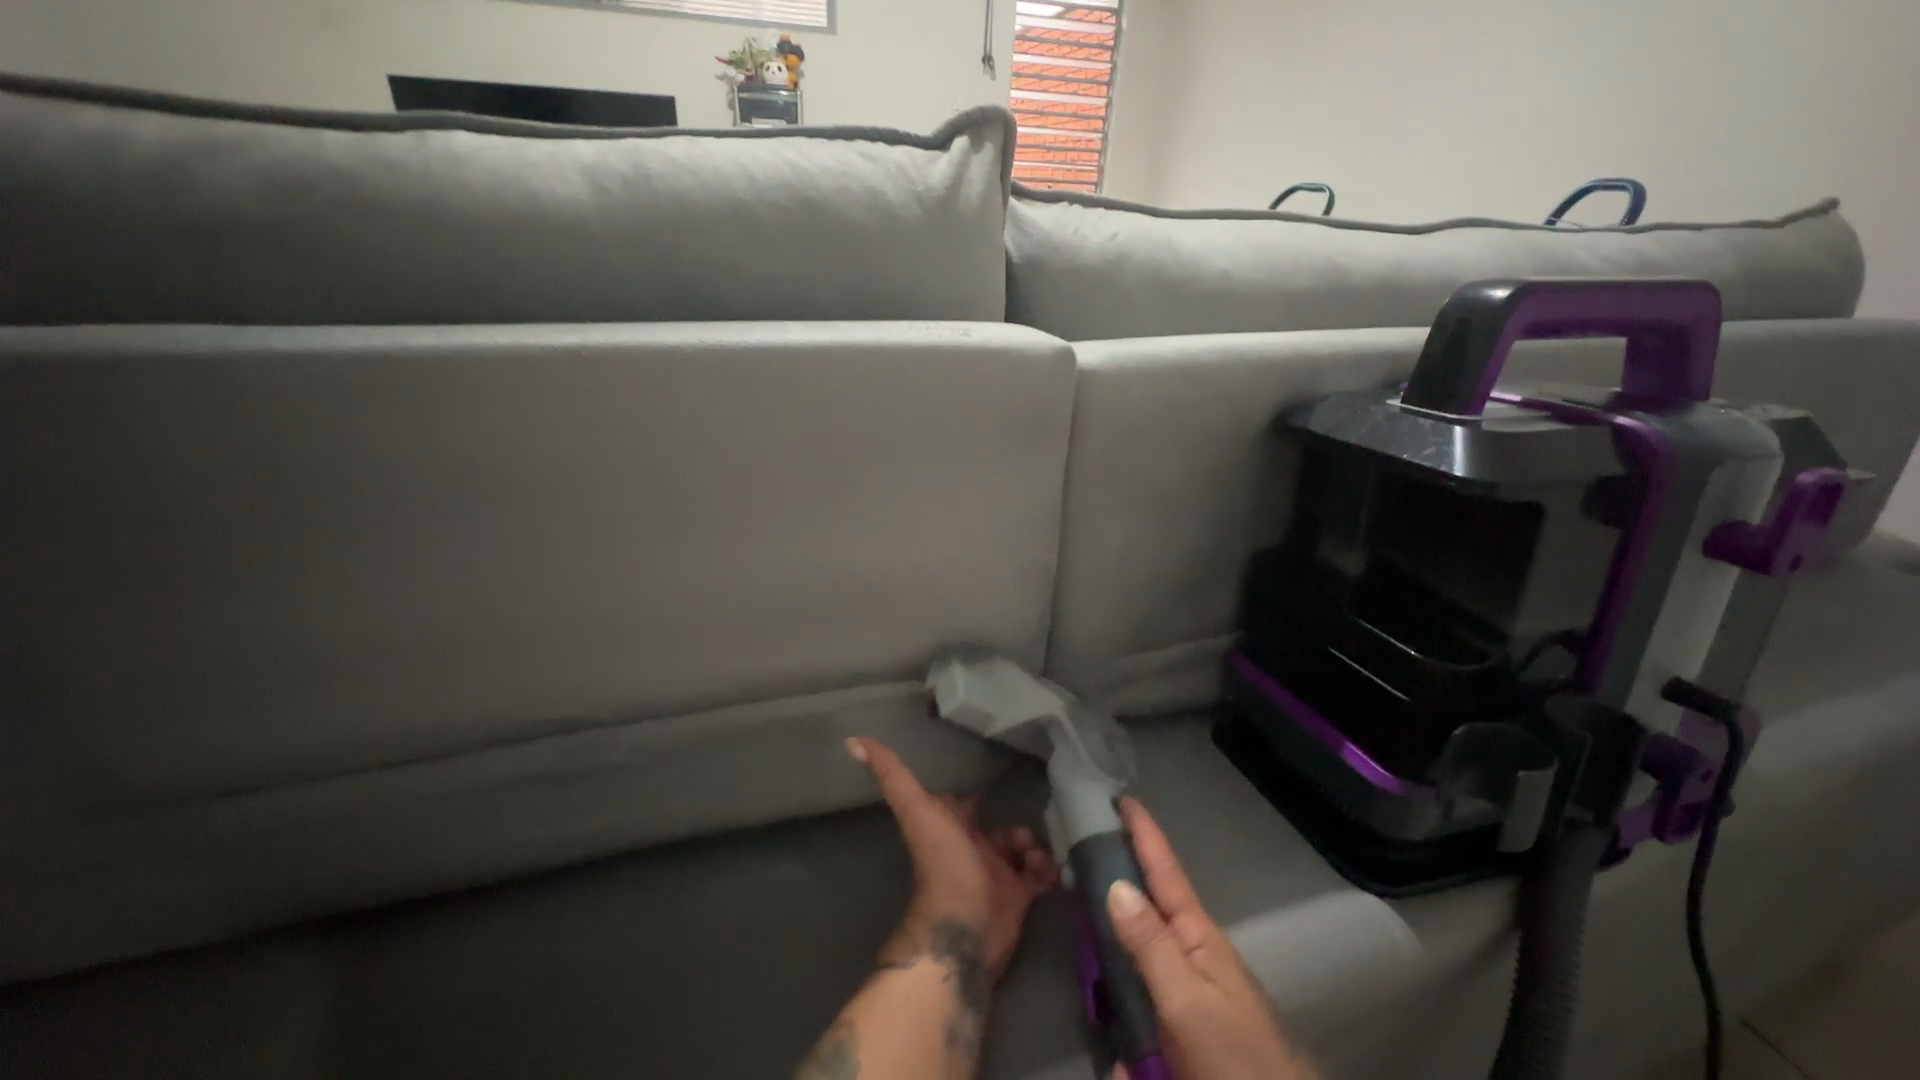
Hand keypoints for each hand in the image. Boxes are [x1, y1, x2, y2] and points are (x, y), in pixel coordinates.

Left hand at [848, 737, 1059, 982]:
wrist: (966, 929)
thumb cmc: (943, 865)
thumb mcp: (918, 810)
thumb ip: (892, 775)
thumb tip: (852, 740)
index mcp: (948, 827)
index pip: (965, 800)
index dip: (980, 787)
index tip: (1004, 767)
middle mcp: (971, 847)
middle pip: (999, 824)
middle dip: (1016, 822)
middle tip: (1022, 830)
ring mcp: (996, 873)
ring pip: (1022, 847)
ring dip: (1033, 845)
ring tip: (1031, 854)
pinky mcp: (1018, 895)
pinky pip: (1039, 874)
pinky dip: (1046, 869)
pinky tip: (1044, 870)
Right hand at [1106, 798, 1319, 1079]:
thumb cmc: (1234, 1052)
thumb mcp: (1187, 999)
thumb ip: (1151, 944)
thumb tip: (1117, 883)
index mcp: (1198, 937)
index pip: (1166, 873)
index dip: (1145, 835)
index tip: (1123, 797)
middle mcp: (1191, 955)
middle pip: (1148, 904)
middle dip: (1122, 876)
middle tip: (1086, 853)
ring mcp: (1186, 989)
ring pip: (1140, 950)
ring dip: (1116, 939)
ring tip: (1088, 922)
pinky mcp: (1178, 1022)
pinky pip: (1140, 1000)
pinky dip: (1125, 1006)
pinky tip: (1119, 1035)